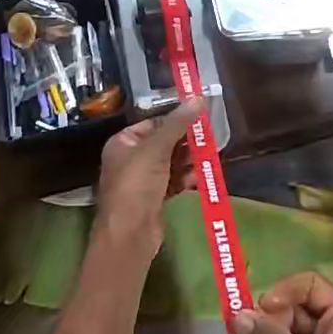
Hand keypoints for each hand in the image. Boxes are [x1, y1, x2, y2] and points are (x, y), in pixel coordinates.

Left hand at [94, 105, 194, 249]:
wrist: (129, 235)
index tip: (199, 117)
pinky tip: (198, 177)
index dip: (175, 120)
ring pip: (171, 163)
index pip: (153, 123)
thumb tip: (198, 97)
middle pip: (164, 143)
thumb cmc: (136, 185)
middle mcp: (131, 159)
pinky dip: (185, 178)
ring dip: (188, 160)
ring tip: (208, 156)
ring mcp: (142, 180)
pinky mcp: (154, 198)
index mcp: (123, 142)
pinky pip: (173, 181)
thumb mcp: (157, 149)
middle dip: (186, 141)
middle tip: (209, 137)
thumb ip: (178, 124)